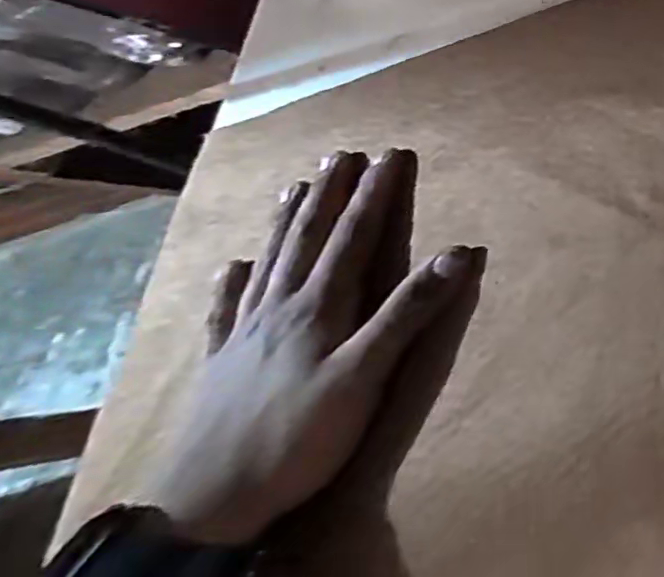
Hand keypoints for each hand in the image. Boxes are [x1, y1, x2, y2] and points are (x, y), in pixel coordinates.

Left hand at [145, 149, 485, 545]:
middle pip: (309, 239)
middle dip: (330, 194)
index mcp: (318, 307)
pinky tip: (231, 266)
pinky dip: (230, 283)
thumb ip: (408, 311)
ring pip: (270, 263)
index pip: (354, 236)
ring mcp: (244, 335)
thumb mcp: (366, 374)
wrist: (204, 508)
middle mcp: (279, 309)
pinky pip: (225, 311)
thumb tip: (459, 252)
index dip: (374, 194)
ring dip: (287, 222)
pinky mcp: (220, 364)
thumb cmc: (299, 436)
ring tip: (296, 187)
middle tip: (341, 155)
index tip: (391, 155)